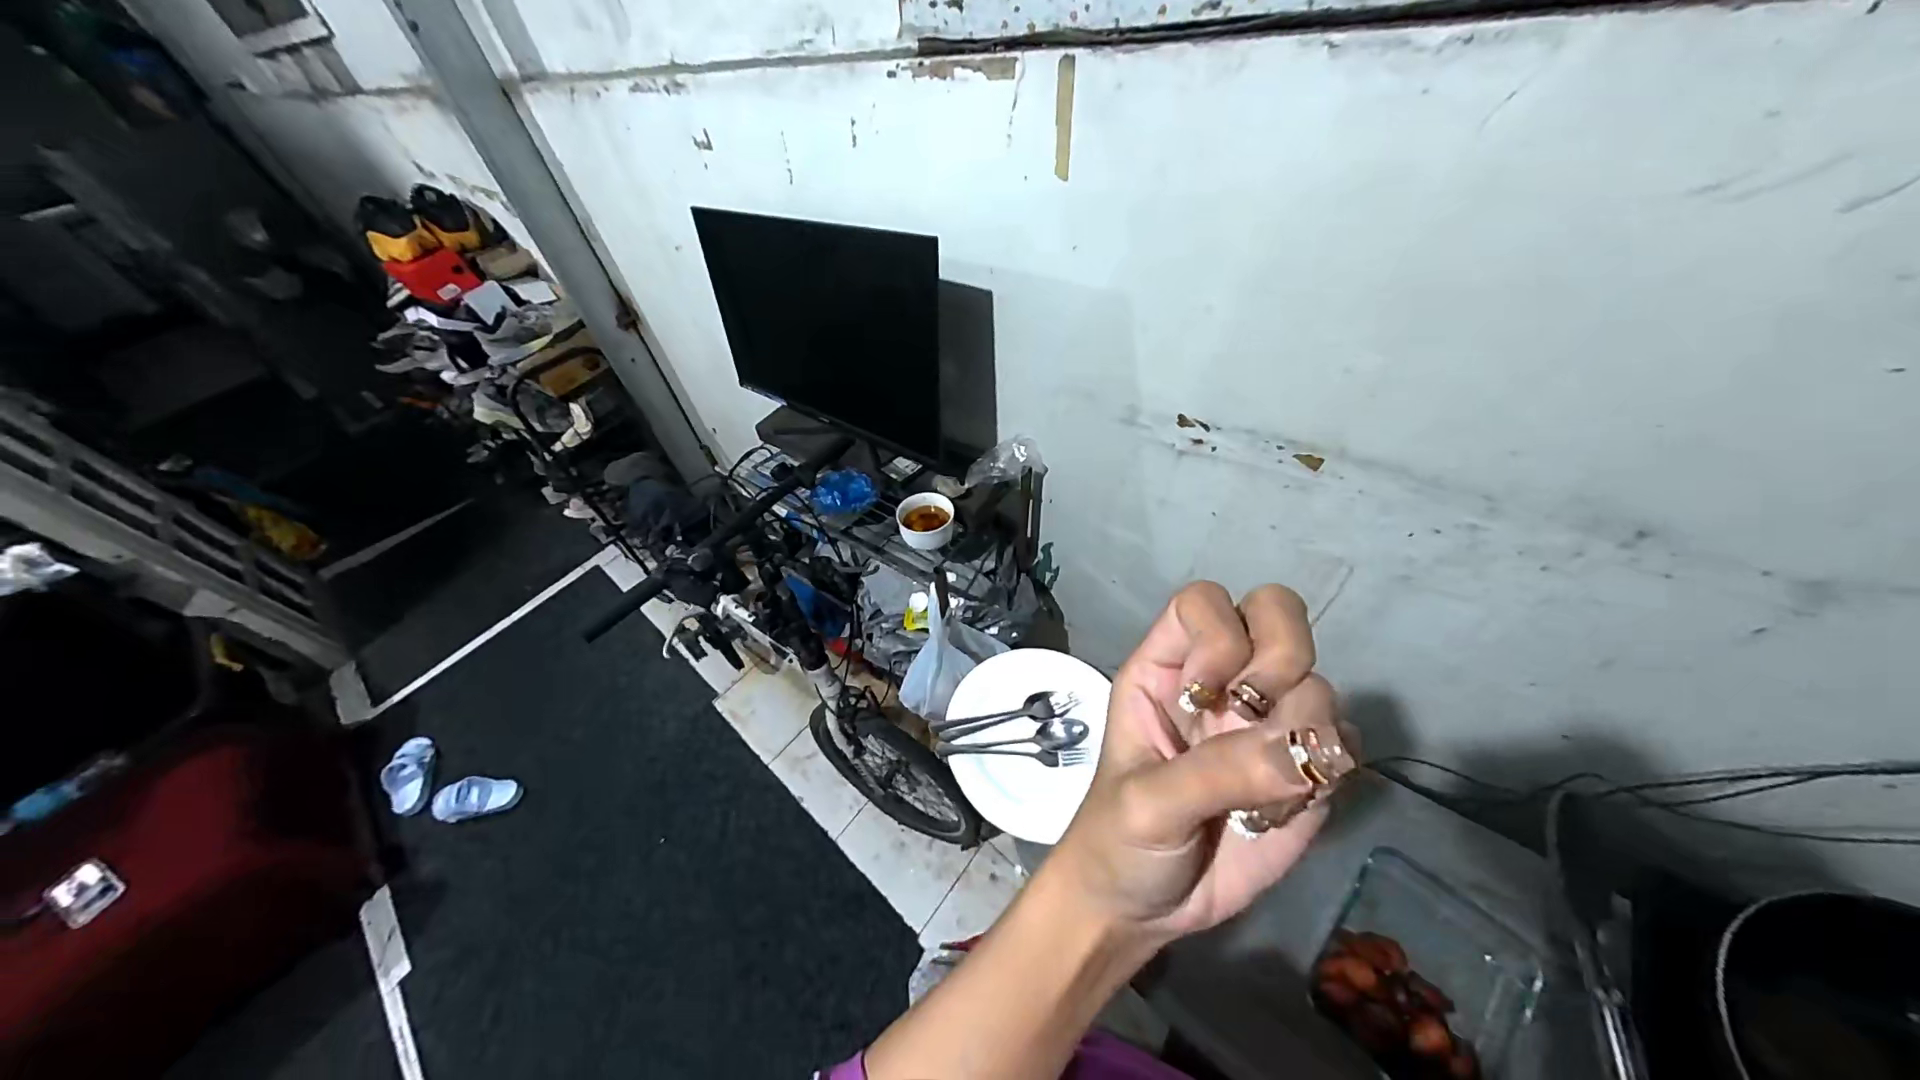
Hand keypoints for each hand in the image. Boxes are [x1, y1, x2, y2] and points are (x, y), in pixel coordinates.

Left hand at [1046, 582, 1345, 942]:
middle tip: (1251, 717)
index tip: (1206, 698)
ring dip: (1304, 733)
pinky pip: (1345, 744)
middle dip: (1278, 662)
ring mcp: (1266, 723)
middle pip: (1277, 618)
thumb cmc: (1119, 840)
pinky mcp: (1304, 771)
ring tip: (1259, 792)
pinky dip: (1330, 771)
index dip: (1218, 635)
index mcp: (1165, 670)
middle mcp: (1220, 682)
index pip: (1203, 602)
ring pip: (1319, 684)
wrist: (1140, 908)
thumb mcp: (1147, 803)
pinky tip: (1287, 810)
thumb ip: (1215, 773)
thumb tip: (1301, 753)